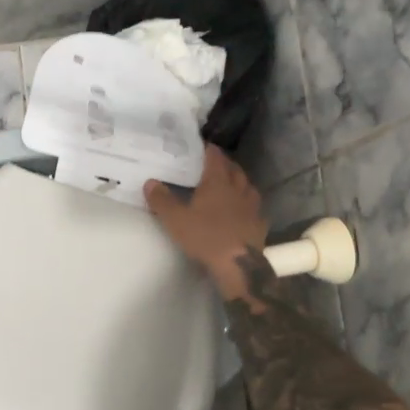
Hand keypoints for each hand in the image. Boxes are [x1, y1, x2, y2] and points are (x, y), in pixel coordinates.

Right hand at [144, 144, 267, 295]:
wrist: (237, 263)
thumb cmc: (205, 237)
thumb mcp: (175, 220)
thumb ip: (162, 200)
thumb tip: (150, 182)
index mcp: (217, 183)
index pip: (216, 159)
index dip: (210, 151)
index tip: (204, 146)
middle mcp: (238, 189)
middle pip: (234, 170)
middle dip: (225, 164)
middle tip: (215, 164)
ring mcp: (252, 206)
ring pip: (247, 186)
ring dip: (239, 181)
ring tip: (230, 184)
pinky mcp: (259, 223)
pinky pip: (254, 206)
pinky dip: (247, 203)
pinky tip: (243, 210)